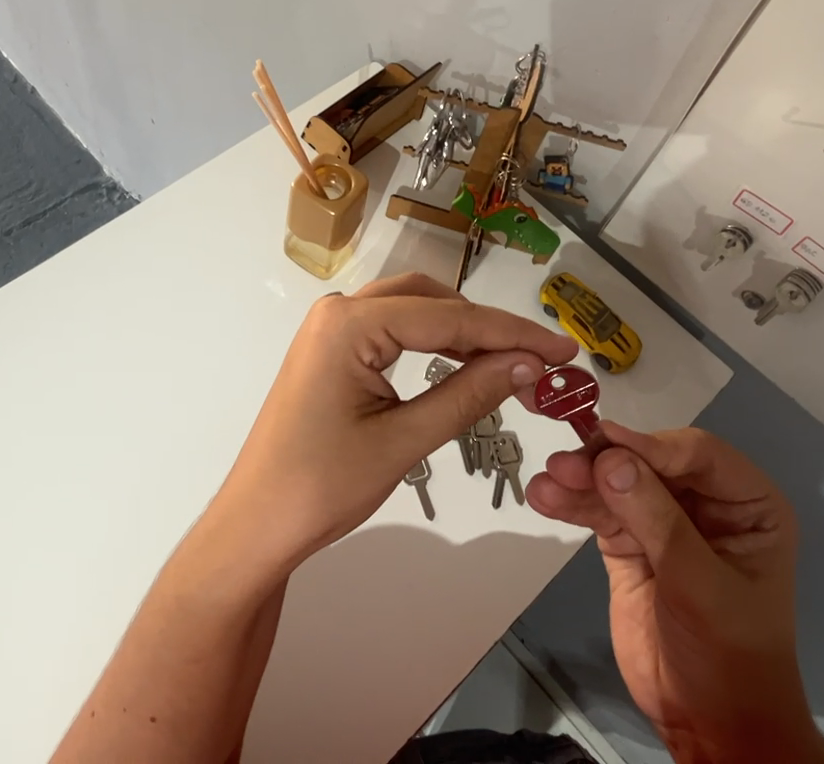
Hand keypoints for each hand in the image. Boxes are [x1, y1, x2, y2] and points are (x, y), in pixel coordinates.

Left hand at [209, 272, 576, 569]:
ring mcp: (329, 329)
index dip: (512, 333)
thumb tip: (528, 363)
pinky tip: (464, 362)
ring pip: (411, 311)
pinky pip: (391, 331)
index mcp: (349, 324)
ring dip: (461, 332)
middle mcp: (337, 311)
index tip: (564, 350)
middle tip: (541, 360)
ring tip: (513, 362)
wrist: (259, 522)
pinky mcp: (330, 350)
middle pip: (430, 301)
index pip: (449, 317)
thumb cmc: (322, 486)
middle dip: (487, 327)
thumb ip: (468, 394)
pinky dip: (431, 343)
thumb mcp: (403, 441)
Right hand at [526, 423, 823, 763]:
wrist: (708, 721)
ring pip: (615, 484)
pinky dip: (571, 504)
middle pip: (648, 462)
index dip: (651, 445)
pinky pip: (597, 512)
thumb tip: (609, 459)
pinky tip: (544, 498)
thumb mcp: (699, 583)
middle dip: (605, 462)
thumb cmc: (728, 652)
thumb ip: (655, 519)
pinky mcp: (628, 544)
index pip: (697, 455)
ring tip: (545, 484)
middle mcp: (704, 504)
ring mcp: (661, 523)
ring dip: (579, 481)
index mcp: (746, 505)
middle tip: (563, 464)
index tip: (605, 443)